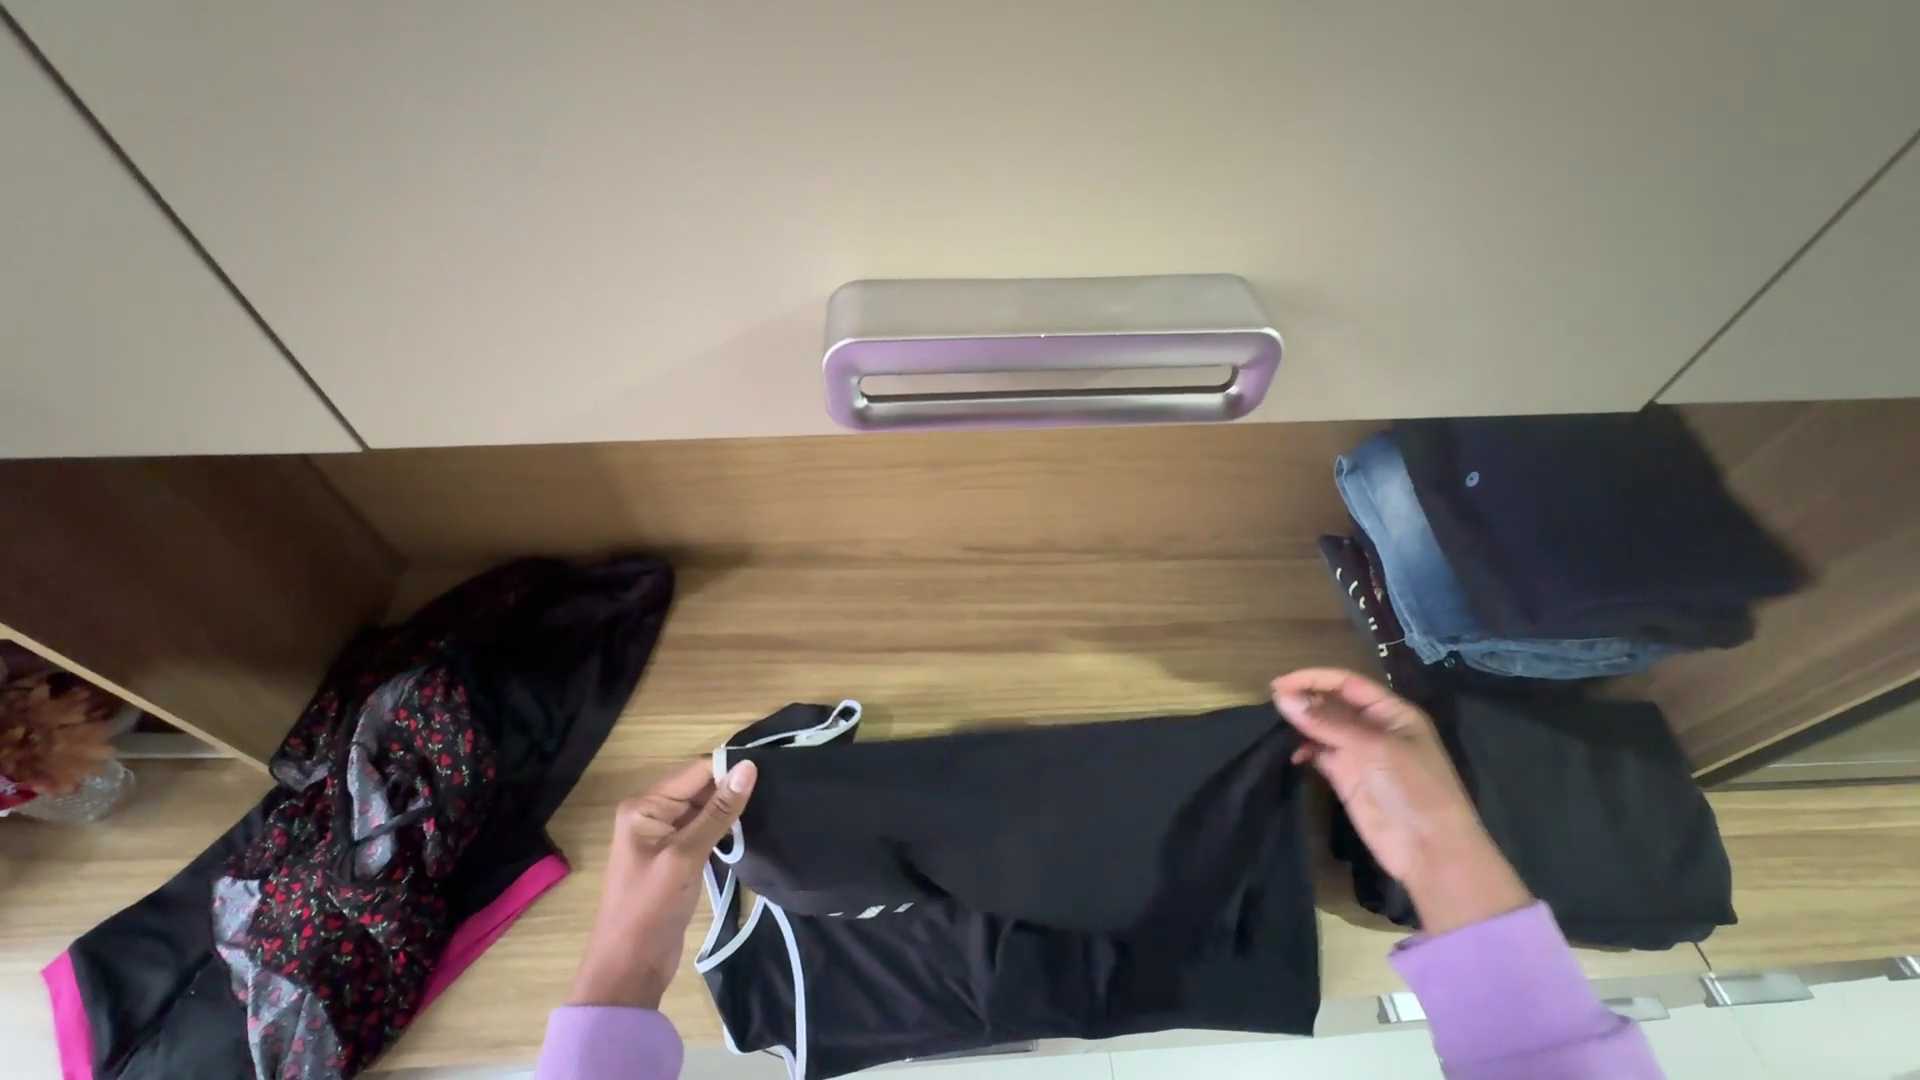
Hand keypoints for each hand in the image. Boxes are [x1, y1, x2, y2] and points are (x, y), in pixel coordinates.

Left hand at [567, 758, 757, 1007]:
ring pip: (705, 808)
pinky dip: (724, 827)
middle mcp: (651, 813)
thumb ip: (718, 811)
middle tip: (776, 787)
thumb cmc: (650, 908)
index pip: (695, 772)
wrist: (629, 968)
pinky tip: (749, 827)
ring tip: (770, 802)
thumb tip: (748, 768)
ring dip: (730, 808)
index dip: (729, 768)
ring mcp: (663, 835)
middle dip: (732, 787)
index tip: (770, 767)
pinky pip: (703, 829)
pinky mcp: (675, 856)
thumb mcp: (686, 856)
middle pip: (700, 787)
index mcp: (644, 806)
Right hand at [1272, 668, 1529, 934]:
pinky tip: (1293, 755)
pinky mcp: (1346, 777)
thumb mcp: (1375, 749)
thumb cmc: (1414, 790)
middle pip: (1332, 702)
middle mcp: (1374, 728)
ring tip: (1277, 727)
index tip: (1278, 685)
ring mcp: (1359, 753)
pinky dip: (1304, 750)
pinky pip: (1319, 754)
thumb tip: (1281, 698)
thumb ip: (1328, 723)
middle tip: (1271, 703)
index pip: (1347, 683)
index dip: (1314, 679)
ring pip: (1323, 727)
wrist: (1431, 852)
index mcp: (1392, 713)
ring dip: (1301, 725)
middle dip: (1304, 700)